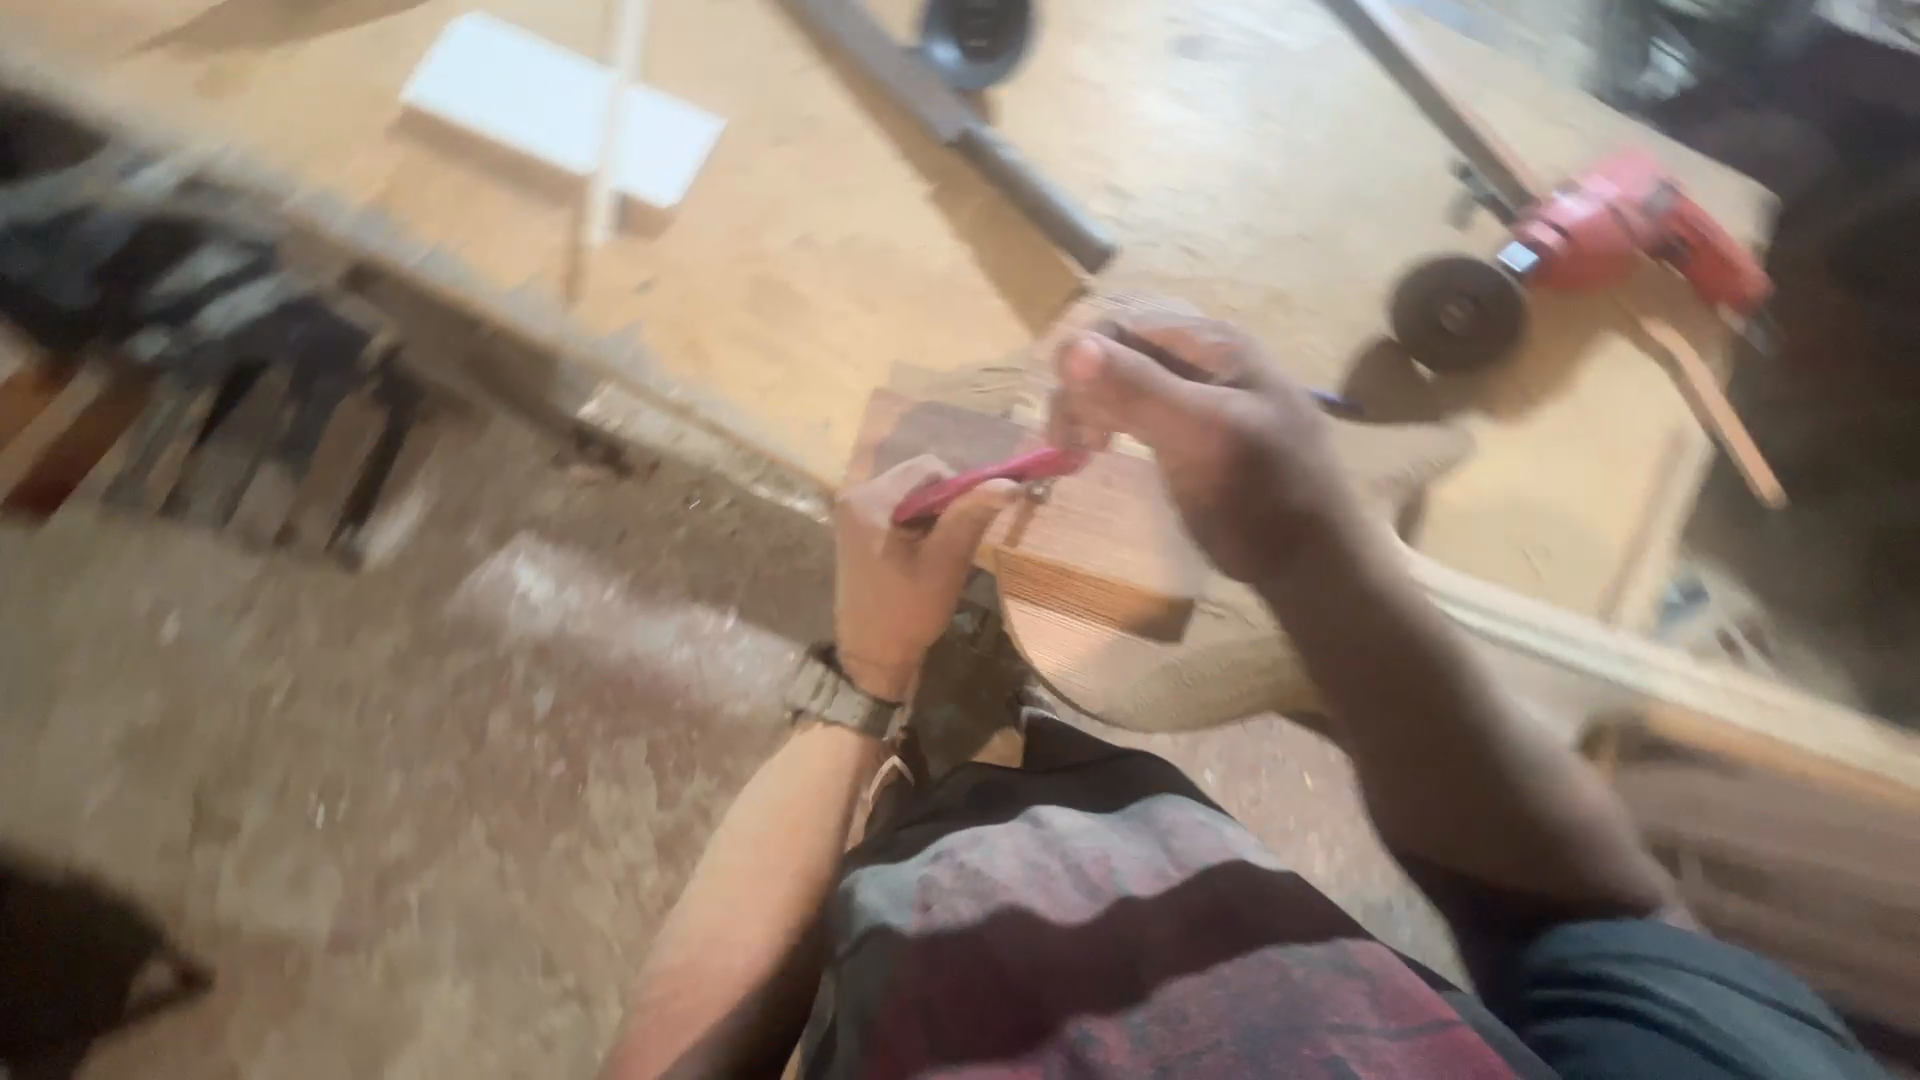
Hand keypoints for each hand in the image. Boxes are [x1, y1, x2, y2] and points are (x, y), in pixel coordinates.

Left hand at [834, 455, 1018, 701]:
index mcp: (869, 500)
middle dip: (946, 505)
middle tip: (955, 543)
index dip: (960, 489)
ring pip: (914, 496)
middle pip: (920, 480)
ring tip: (941, 553)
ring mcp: (855, 513)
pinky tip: (925, 556)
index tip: (970, 524)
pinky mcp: (860, 529)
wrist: (872, 655)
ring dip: (936, 518)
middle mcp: (856, 496)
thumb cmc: (906, 613)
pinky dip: (921, 526)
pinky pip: (901, 511)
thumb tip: (1009, 482)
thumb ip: (970, 517)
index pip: (929, 469)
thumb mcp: (944, 563)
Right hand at [1049, 314, 1367, 584]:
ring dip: (1089, 406)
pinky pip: (1136, 406)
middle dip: (1082, 389)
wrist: (1311, 561)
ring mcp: (1198, 392)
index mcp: (1212, 343)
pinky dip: (1107, 421)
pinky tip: (1100, 448)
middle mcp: (1204, 356)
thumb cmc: (1262, 500)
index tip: (1067, 426)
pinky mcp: (1191, 426)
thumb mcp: (1201, 438)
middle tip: (1069, 445)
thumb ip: (1139, 390)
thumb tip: (1069, 345)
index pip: (1121, 324)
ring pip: (1122, 378)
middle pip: (1117, 348)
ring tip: (1078, 451)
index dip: (1082, 365)